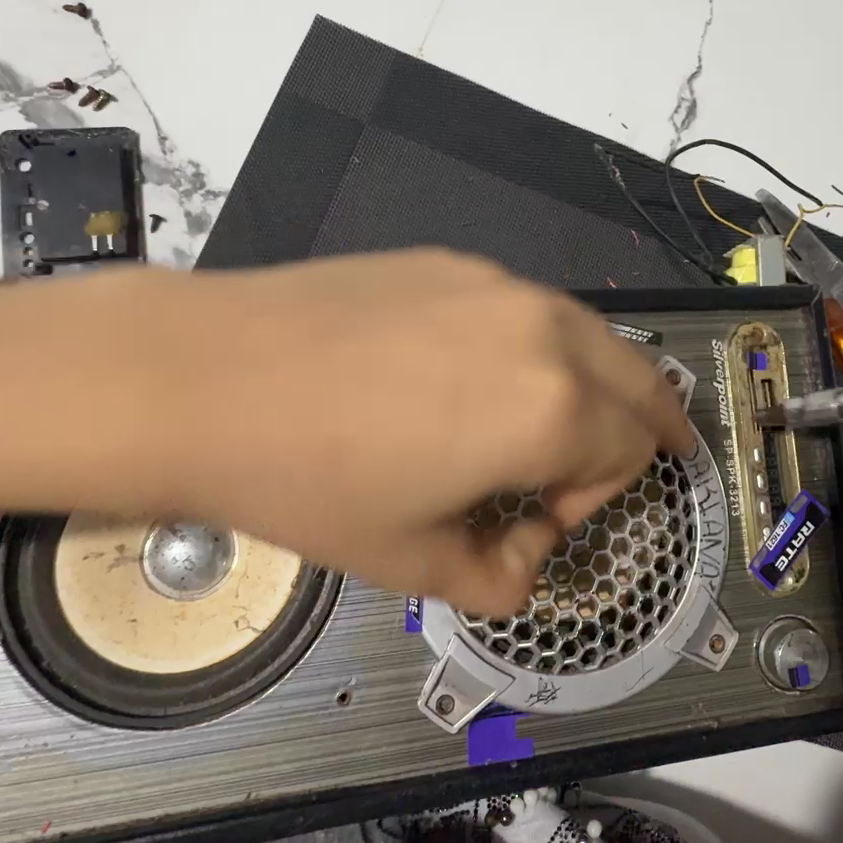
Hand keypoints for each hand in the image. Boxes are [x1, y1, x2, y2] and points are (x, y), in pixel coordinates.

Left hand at [0, 249, 691, 616]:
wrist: (201, 377)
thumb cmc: (311, 482)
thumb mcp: (414, 563)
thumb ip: (500, 579)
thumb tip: (525, 557)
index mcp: (554, 409)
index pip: (631, 452)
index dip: (597, 499)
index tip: (538, 520)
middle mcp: (547, 331)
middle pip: (641, 379)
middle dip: (640, 429)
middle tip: (609, 463)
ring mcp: (500, 285)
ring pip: (592, 335)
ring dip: (593, 385)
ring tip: (548, 421)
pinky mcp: (454, 262)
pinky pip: (529, 309)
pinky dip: (536, 348)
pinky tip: (471, 376)